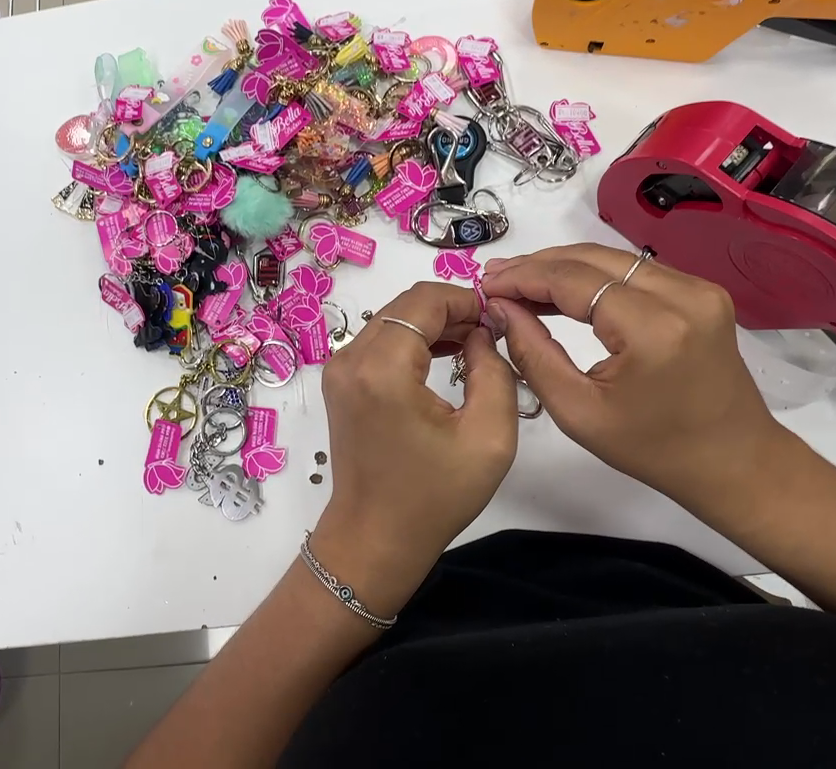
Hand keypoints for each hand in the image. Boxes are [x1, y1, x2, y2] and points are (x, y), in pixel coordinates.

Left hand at [312, 282, 517, 614]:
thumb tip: (483, 333)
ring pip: (391, 319)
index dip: (464, 300)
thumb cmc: (434, 496)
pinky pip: (379, 340)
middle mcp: (350, 359)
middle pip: (404, 305)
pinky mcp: (339, 381)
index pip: (423, 301)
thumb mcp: (488, 438)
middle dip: (450, 309)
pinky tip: (443, 355)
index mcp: (382, 369)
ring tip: (474, 343)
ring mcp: (338, 369)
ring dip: (431, 323)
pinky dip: (411, 339)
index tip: (497, 318)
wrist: (375, 537)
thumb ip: (495, 372)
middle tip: (489, 332)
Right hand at [479, 244, 782, 503]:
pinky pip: (633, 270)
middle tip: (495, 278)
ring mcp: (699, 289)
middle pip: (592, 258)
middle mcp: (683, 295)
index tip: (485, 284)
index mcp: (654, 329)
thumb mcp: (578, 412)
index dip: (524, 277)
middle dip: (538, 265)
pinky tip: (562, 290)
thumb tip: (500, 308)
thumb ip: (533, 353)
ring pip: (612, 258)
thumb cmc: (652, 449)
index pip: (573, 281)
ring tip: (519, 282)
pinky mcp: (702, 292)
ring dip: (563, 267)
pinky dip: (593, 275)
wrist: (735, 463)